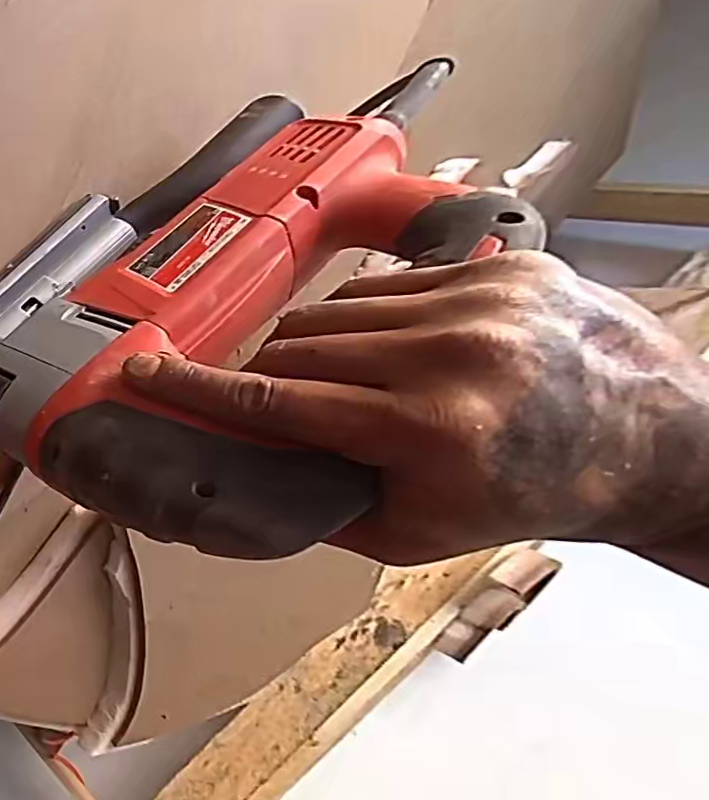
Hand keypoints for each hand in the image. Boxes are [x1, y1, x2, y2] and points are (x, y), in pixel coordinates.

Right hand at [120, 251, 708, 570]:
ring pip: (323, 313)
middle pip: (289, 349)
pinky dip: (359, 319)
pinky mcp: (501, 270)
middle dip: (263, 374)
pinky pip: (378, 288)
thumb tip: (232, 484)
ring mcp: (480, 301)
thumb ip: (311, 505)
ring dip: (306, 346)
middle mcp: (449, 353)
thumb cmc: (529, 496)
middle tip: (273, 399)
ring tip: (335, 374)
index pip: (270, 397)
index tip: (144, 371)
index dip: (194, 386)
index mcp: (422, 426)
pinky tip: (386, 346)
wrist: (672, 444)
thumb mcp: (406, 530)